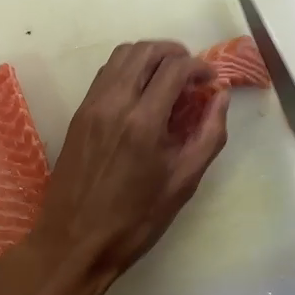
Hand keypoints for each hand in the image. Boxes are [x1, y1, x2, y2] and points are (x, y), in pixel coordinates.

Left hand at [0, 41, 230, 294]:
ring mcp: (93, 104)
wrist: (73, 244)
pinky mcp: (80, 111)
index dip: (199, 67)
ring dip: (151, 55)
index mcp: (144, 122)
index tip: (210, 81)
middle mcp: (116, 102)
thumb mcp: (183, 182)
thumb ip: (209, 134)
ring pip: (124, 53)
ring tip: (167, 75)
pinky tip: (141, 89)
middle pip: (147, 50)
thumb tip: (221, 96)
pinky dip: (129, 67)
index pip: (175, 68)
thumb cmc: (135, 220)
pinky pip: (107, 71)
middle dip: (176, 53)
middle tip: (191, 73)